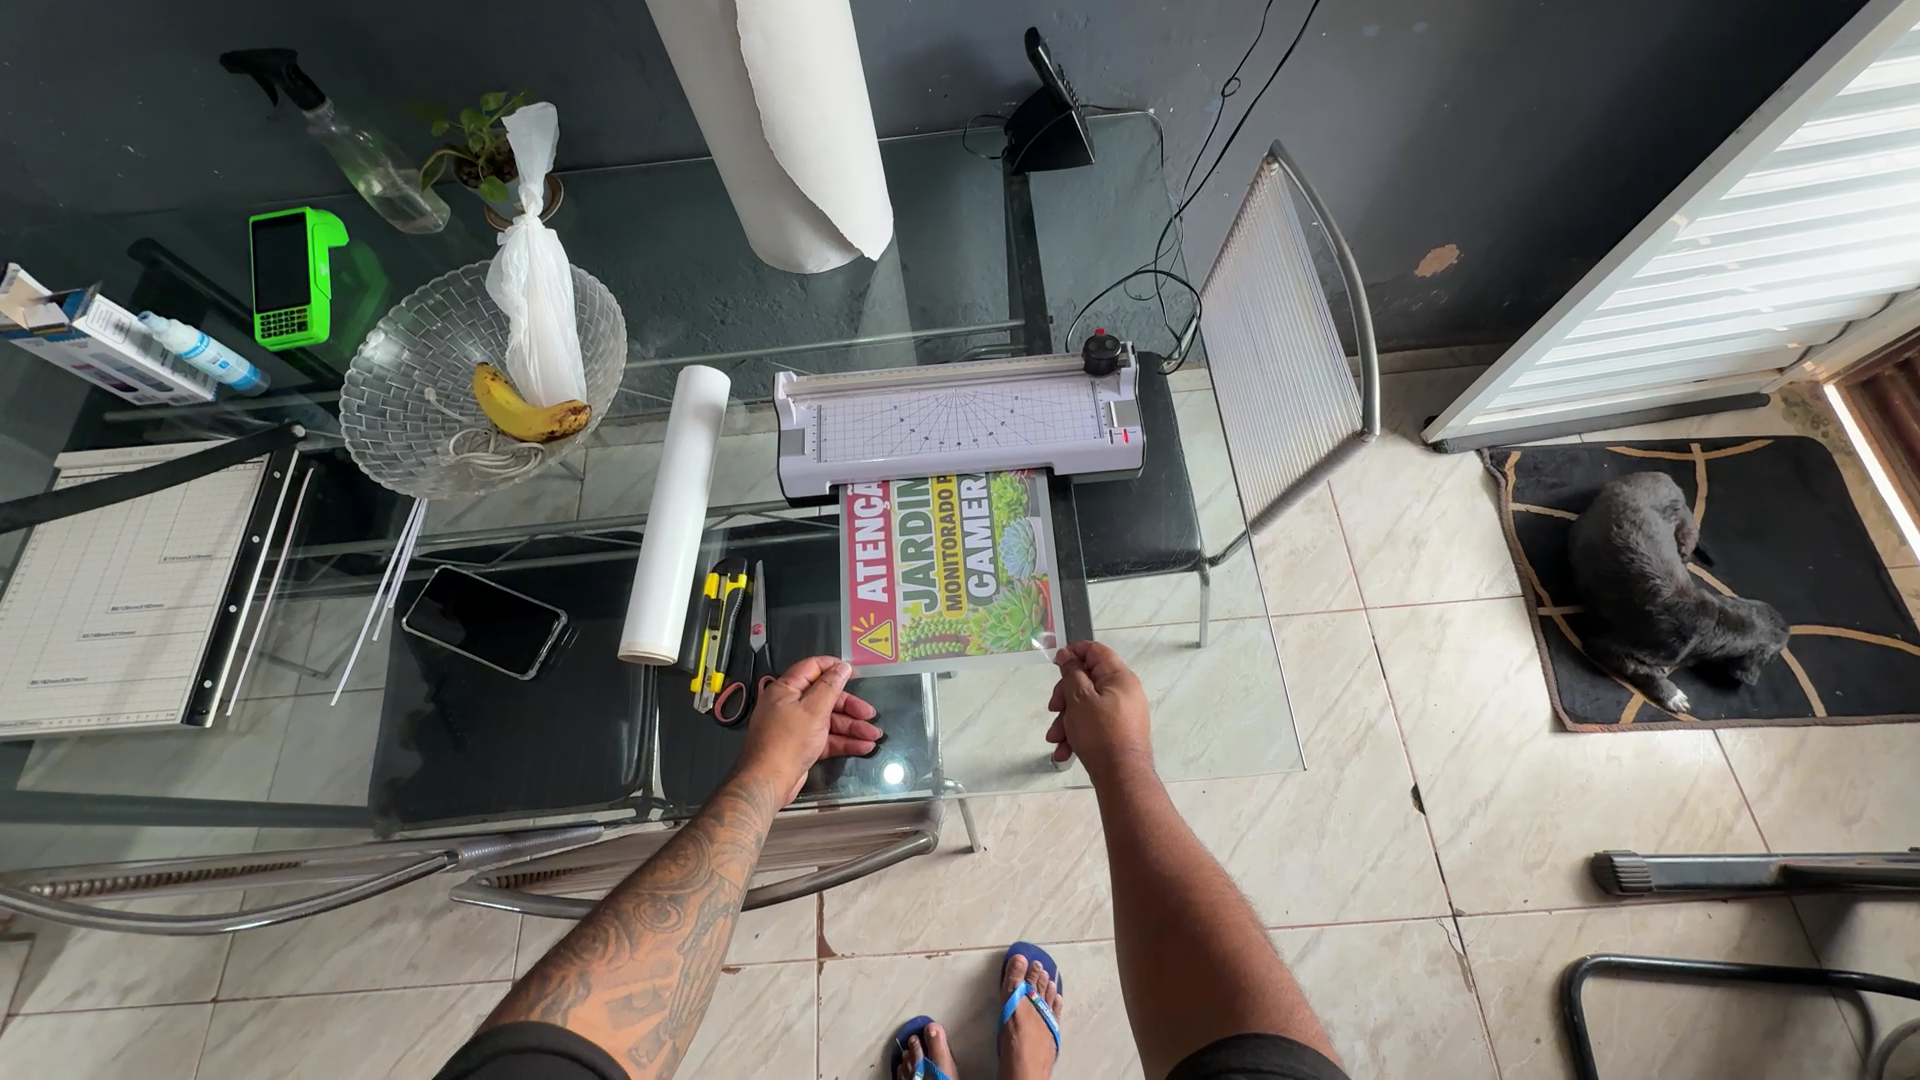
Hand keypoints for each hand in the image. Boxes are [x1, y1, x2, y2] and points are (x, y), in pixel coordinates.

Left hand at [736, 656, 883, 803]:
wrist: (768, 782)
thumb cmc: (788, 741)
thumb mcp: (813, 710)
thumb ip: (830, 686)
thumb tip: (842, 666)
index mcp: (787, 689)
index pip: (812, 668)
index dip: (834, 668)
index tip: (855, 672)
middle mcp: (790, 704)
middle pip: (826, 697)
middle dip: (850, 707)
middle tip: (870, 714)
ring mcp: (797, 726)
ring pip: (829, 720)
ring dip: (852, 727)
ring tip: (873, 736)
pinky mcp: (802, 746)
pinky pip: (827, 738)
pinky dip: (844, 741)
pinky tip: (863, 747)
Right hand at [1045, 641, 1153, 785]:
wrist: (1122, 777)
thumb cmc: (1100, 733)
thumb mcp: (1079, 699)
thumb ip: (1071, 673)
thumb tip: (1067, 654)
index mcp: (1119, 677)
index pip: (1095, 651)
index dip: (1073, 653)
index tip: (1055, 664)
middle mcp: (1123, 691)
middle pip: (1086, 680)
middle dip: (1064, 696)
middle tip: (1053, 709)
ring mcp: (1121, 712)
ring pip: (1085, 705)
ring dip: (1066, 720)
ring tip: (1055, 738)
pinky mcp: (1117, 731)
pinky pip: (1092, 723)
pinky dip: (1076, 732)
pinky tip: (1064, 751)